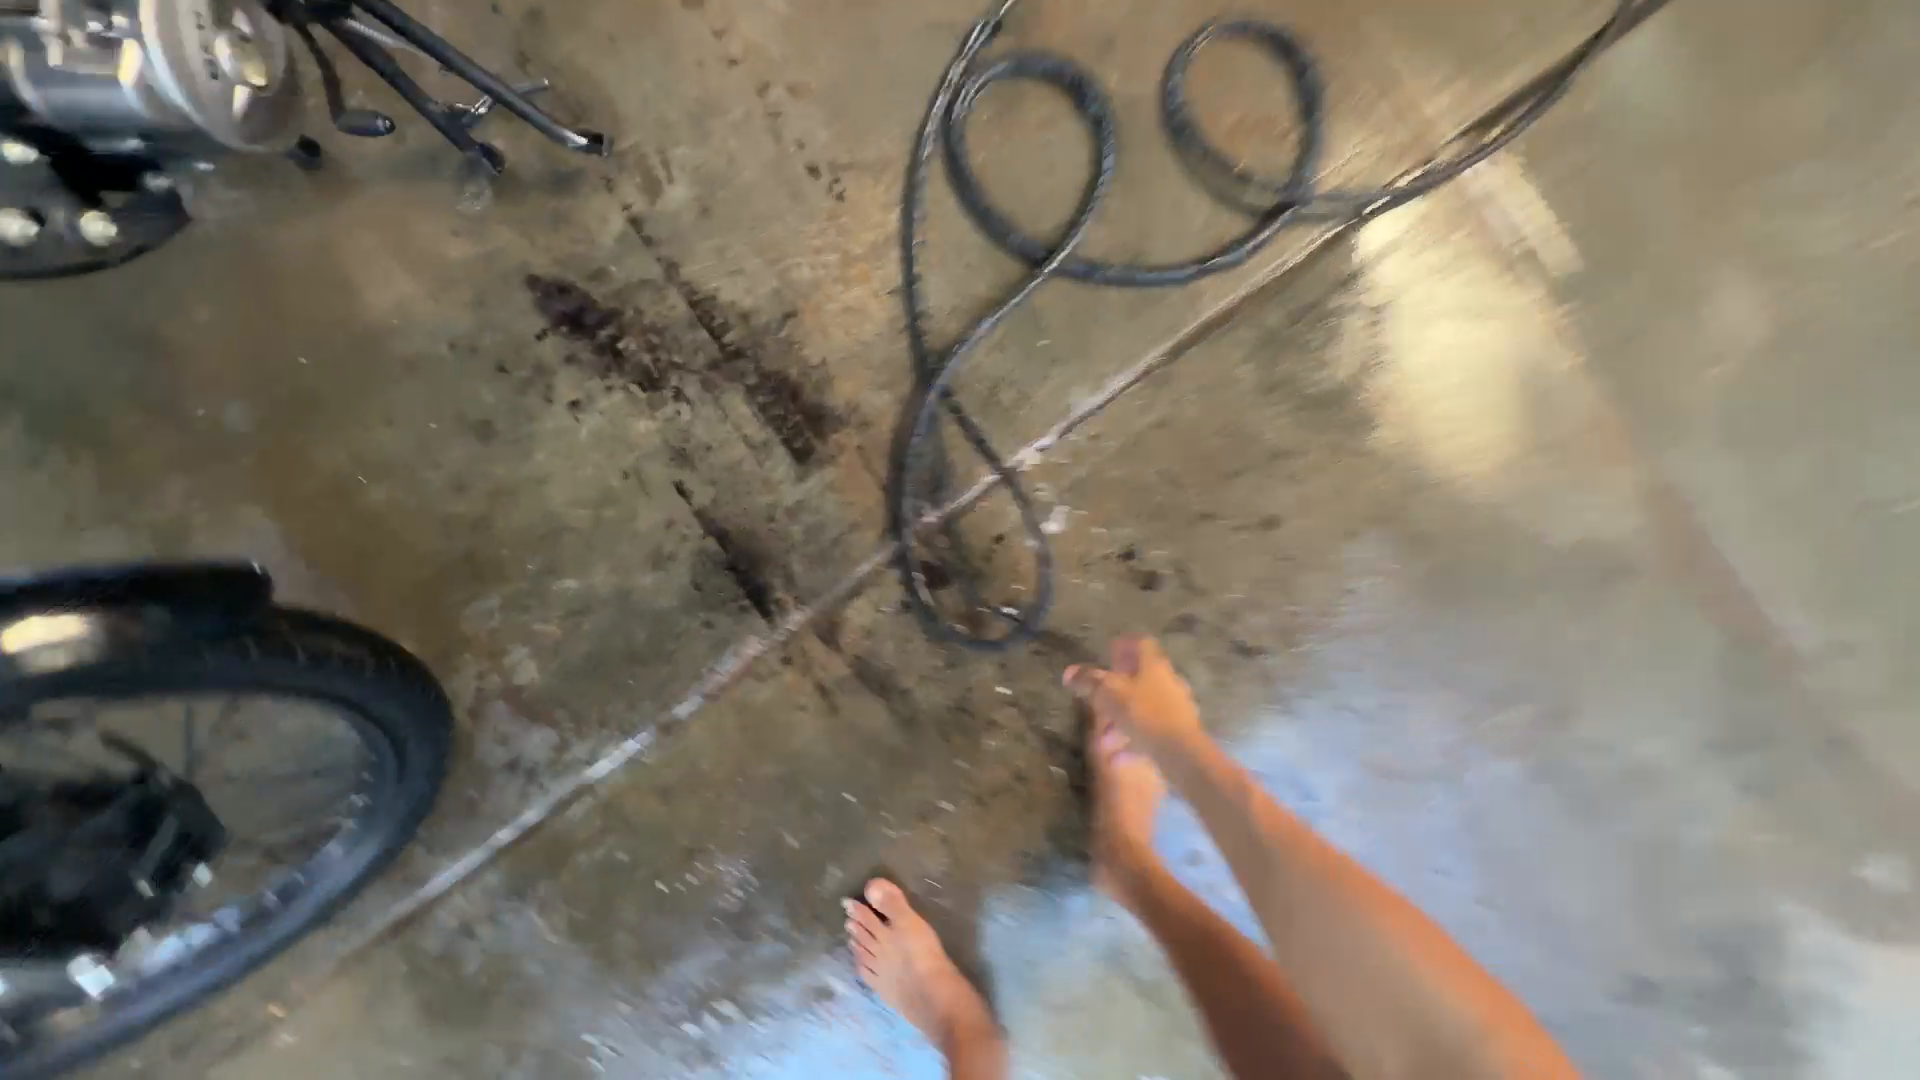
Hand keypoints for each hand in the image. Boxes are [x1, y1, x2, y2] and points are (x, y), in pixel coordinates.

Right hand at [1064, 636, 1204, 755]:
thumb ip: (1089, 682)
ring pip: (1142, 709)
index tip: (1109, 652)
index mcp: (1153, 665)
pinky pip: (1150, 731)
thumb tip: (1068, 672)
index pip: (1141, 643)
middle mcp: (1168, 681)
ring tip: (1102, 741)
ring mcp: (1176, 707)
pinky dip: (1132, 742)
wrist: (1182, 752)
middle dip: (1115, 691)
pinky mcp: (1179, 731)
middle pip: (1140, 679)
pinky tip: (1117, 759)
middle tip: (1098, 701)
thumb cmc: (1144, 714)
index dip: (1124, 645)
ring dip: (1120, 722)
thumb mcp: (1109, 695)